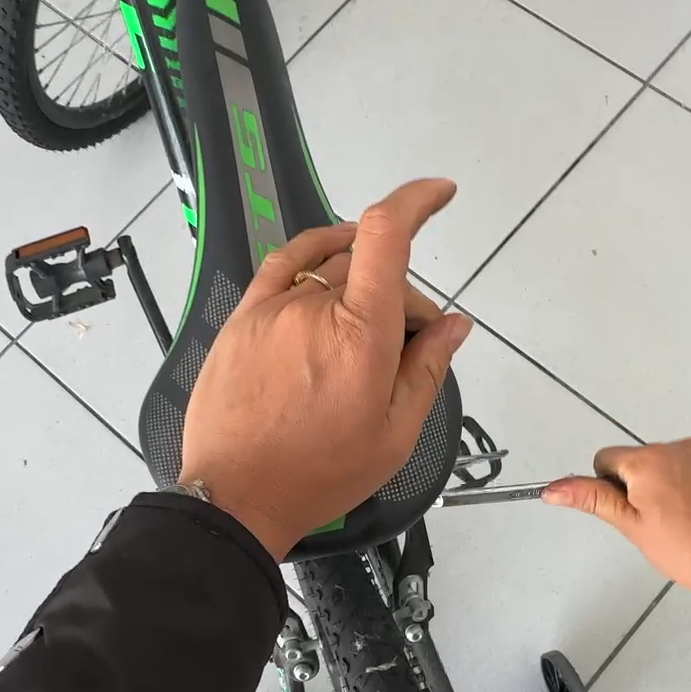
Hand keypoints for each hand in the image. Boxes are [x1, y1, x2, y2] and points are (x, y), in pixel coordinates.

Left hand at [178, 178, 473, 560]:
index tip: (440, 195)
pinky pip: (281, 266)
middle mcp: (313, 307)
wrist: (236, 496)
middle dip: (400, 299)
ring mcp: (271, 309)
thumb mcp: (393, 436)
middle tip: (406, 350)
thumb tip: (454, 325)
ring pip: (329, 271)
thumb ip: (427, 370)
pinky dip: (311, 258)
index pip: (386, 235)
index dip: (417, 201)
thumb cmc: (319, 474)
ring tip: (366, 330)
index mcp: (360, 334)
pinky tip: (325, 271)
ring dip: (359, 287)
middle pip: (370, 268)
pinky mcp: (242, 320)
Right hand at [542, 439, 690, 605]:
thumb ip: (591, 499)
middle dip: (653, 480)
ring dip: (687, 477)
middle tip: (671, 518)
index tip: (638, 511)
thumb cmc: (685, 553)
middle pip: (651, 457)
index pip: (609, 459)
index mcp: (649, 462)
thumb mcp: (632, 527)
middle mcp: (685, 445)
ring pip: (688, 457)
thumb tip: (550, 489)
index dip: (616, 486)